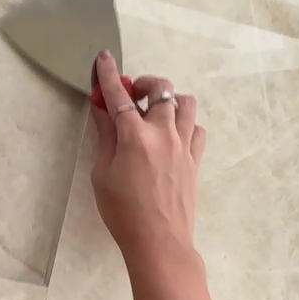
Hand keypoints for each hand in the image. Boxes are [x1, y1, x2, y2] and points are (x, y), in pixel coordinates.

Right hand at [88, 51, 205, 267]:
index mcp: (135, 136)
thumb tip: (102, 109)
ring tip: (153, 112)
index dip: (108, 74)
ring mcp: (184, 146)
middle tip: (130, 94)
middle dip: (143, 83)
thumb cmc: (122, 211)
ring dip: (168, 99)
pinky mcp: (195, 160)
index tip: (103, 57)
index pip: (118, 96)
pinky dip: (183, 123)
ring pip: (185, 103)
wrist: (159, 241)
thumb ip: (105, 136)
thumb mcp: (102, 173)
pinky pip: (196, 128)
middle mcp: (163, 134)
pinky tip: (170, 135)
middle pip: (161, 89)